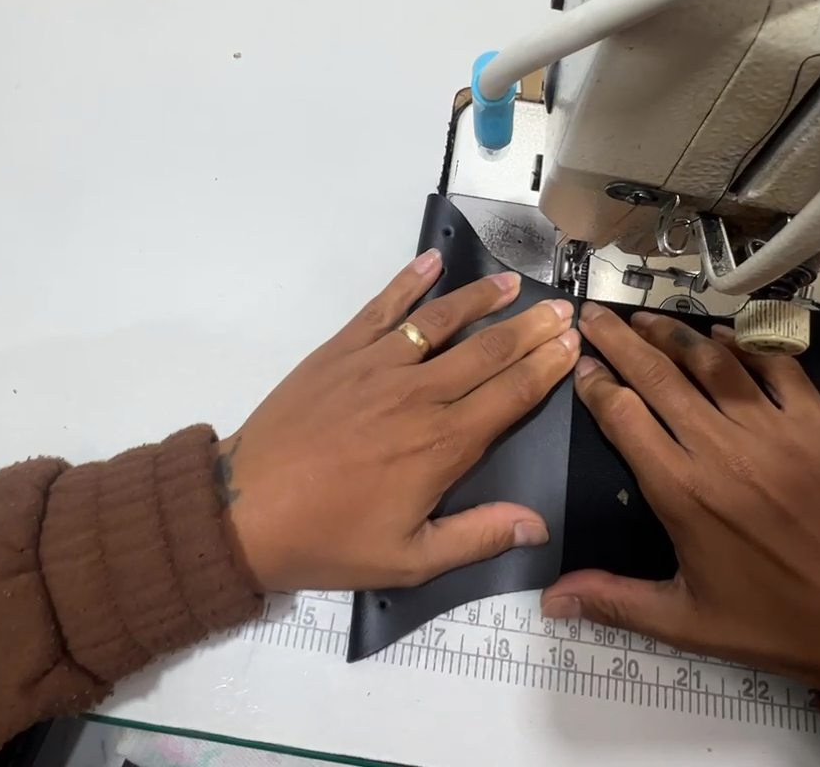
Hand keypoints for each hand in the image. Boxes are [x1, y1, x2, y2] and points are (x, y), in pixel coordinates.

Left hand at [220, 251, 580, 592]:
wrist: (247, 510)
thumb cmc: (330, 539)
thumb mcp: (409, 559)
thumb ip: (478, 536)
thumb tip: (538, 524)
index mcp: (442, 444)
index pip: (510, 394)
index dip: (546, 366)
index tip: (572, 342)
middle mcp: (419, 394)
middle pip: (488, 352)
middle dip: (531, 328)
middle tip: (562, 309)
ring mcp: (378, 364)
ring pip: (443, 321)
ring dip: (482, 298)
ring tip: (513, 282)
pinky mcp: (342, 350)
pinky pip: (383, 307)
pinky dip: (408, 281)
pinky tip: (432, 261)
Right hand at [540, 304, 819, 703]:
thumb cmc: (777, 624)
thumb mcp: (688, 624)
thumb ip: (614, 601)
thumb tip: (548, 600)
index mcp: (682, 493)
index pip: (622, 416)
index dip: (595, 384)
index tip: (580, 365)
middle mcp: (722, 450)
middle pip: (657, 375)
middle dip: (618, 339)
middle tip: (593, 312)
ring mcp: (774, 430)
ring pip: (710, 361)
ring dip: (671, 333)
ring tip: (643, 317)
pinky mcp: (819, 424)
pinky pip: (775, 366)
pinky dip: (745, 343)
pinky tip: (720, 334)